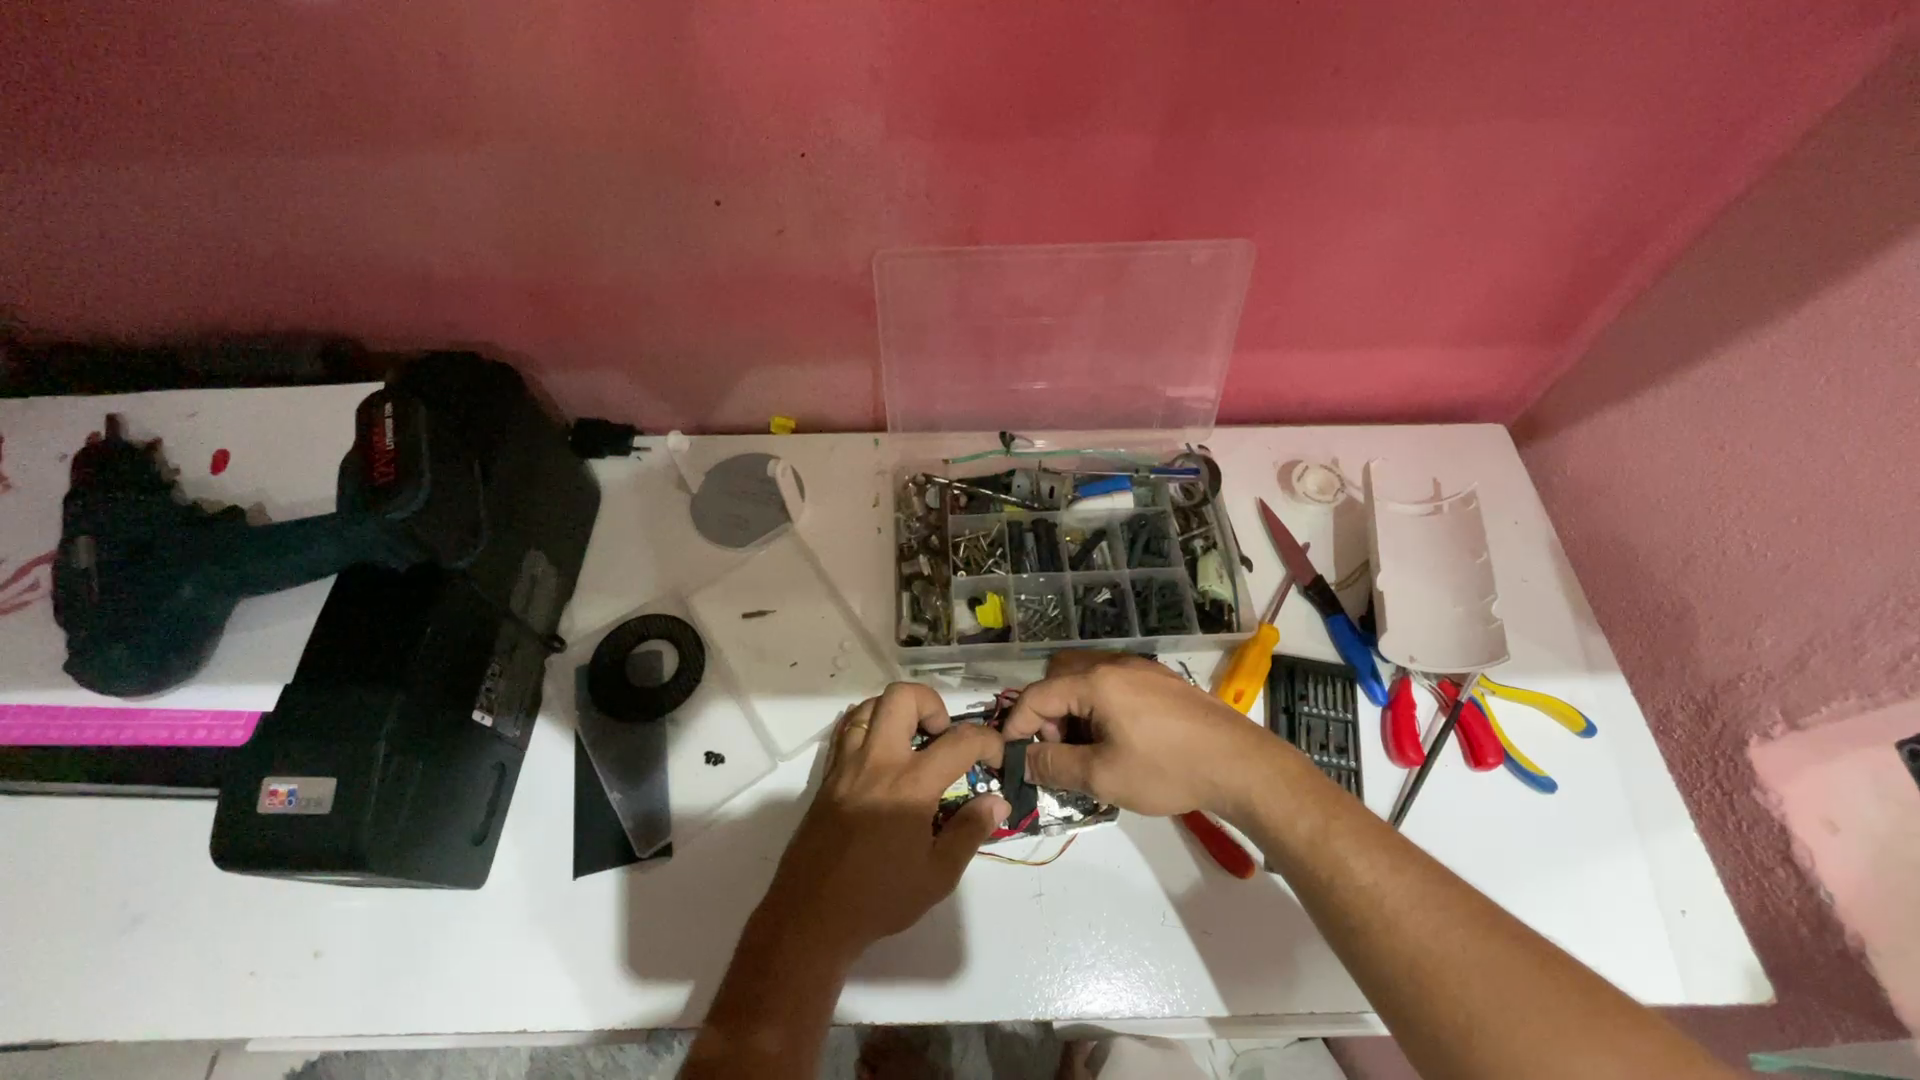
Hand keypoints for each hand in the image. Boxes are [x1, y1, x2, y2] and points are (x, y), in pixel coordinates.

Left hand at [755, 682, 1009, 960]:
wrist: (811, 916)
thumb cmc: (879, 899)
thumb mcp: (937, 875)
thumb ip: (970, 831)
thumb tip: (996, 802)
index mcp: (910, 785)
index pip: (960, 741)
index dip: (988, 742)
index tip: (995, 760)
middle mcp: (877, 763)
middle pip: (902, 697)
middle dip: (932, 705)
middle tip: (942, 738)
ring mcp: (846, 765)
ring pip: (870, 706)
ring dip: (897, 712)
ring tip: (912, 743)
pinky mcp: (827, 776)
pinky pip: (847, 730)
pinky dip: (868, 726)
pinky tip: (881, 754)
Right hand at [1000, 652, 1287, 818]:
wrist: (1240, 765)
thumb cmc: (1167, 770)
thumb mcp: (1102, 776)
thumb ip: (1054, 765)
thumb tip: (1023, 760)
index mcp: (1096, 682)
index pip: (1037, 695)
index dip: (1017, 725)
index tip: (1013, 756)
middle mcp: (1115, 665)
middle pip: (1059, 676)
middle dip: (1047, 712)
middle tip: (1058, 749)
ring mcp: (1142, 669)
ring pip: (1087, 678)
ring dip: (1073, 709)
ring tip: (1087, 749)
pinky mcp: (1162, 681)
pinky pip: (1114, 684)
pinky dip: (1099, 706)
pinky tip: (1116, 739)